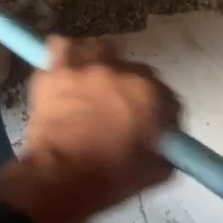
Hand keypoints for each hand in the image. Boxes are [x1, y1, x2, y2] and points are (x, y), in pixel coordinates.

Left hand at [0, 36, 179, 222]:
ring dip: (99, 62)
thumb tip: (166, 138)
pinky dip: (65, 54)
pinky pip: (61, 46)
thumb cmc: (114, 176)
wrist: (63, 172)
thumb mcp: (158, 168)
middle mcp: (120, 71)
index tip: (150, 121)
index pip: (165, 93)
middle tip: (118, 104)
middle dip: (128, 85)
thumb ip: (167, 144)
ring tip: (91, 82)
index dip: (158, 108)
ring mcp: (85, 66)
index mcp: (150, 94)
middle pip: (132, 69)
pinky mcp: (56, 68)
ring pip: (98, 49)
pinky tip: (65, 68)